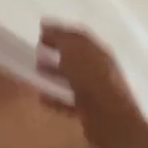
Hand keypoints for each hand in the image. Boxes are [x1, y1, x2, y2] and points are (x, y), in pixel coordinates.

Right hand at [36, 22, 147, 147]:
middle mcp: (100, 69)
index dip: (59, 31)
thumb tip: (46, 25)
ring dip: (54, 73)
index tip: (40, 30)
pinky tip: (41, 97)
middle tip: (36, 50)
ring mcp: (97, 91)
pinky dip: (56, 97)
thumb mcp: (73, 51)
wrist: (112, 122)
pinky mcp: (92, 111)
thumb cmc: (92, 80)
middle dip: (56, 51)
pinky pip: (70, 99)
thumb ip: (59, 37)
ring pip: (72, 78)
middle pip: (76, 56)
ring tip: (36, 71)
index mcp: (98, 51)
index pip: (78, 36)